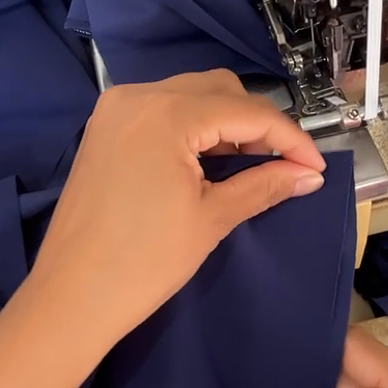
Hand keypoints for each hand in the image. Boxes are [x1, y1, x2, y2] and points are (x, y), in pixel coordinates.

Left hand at [22, 70, 326, 349]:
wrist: (71, 297)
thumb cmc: (144, 262)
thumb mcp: (212, 219)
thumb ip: (264, 185)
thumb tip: (310, 175)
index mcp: (166, 113)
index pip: (246, 111)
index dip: (289, 138)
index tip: (317, 166)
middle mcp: (138, 96)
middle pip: (219, 89)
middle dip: (257, 123)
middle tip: (283, 165)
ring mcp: (116, 109)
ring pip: (190, 94)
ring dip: (226, 122)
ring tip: (250, 164)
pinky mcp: (105, 127)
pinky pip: (162, 109)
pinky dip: (193, 126)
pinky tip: (209, 159)